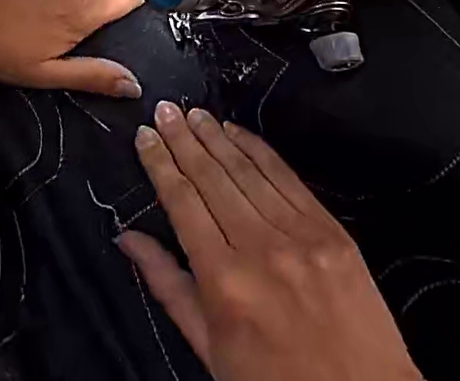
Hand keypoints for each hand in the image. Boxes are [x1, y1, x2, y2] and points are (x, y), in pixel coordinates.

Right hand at [121, 103, 422, 380]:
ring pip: (246, 169)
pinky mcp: (329, 226)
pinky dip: (258, 149)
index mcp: (224, 281)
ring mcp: (299, 232)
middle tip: (166, 108)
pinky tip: (238, 132)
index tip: (146, 137)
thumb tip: (130, 240)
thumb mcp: (211, 350)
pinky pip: (285, 176)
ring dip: (216, 136)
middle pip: (212, 177)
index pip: (182, 203)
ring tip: (195, 113)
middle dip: (183, 138)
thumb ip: (169, 287)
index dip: (160, 164)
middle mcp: (259, 247)